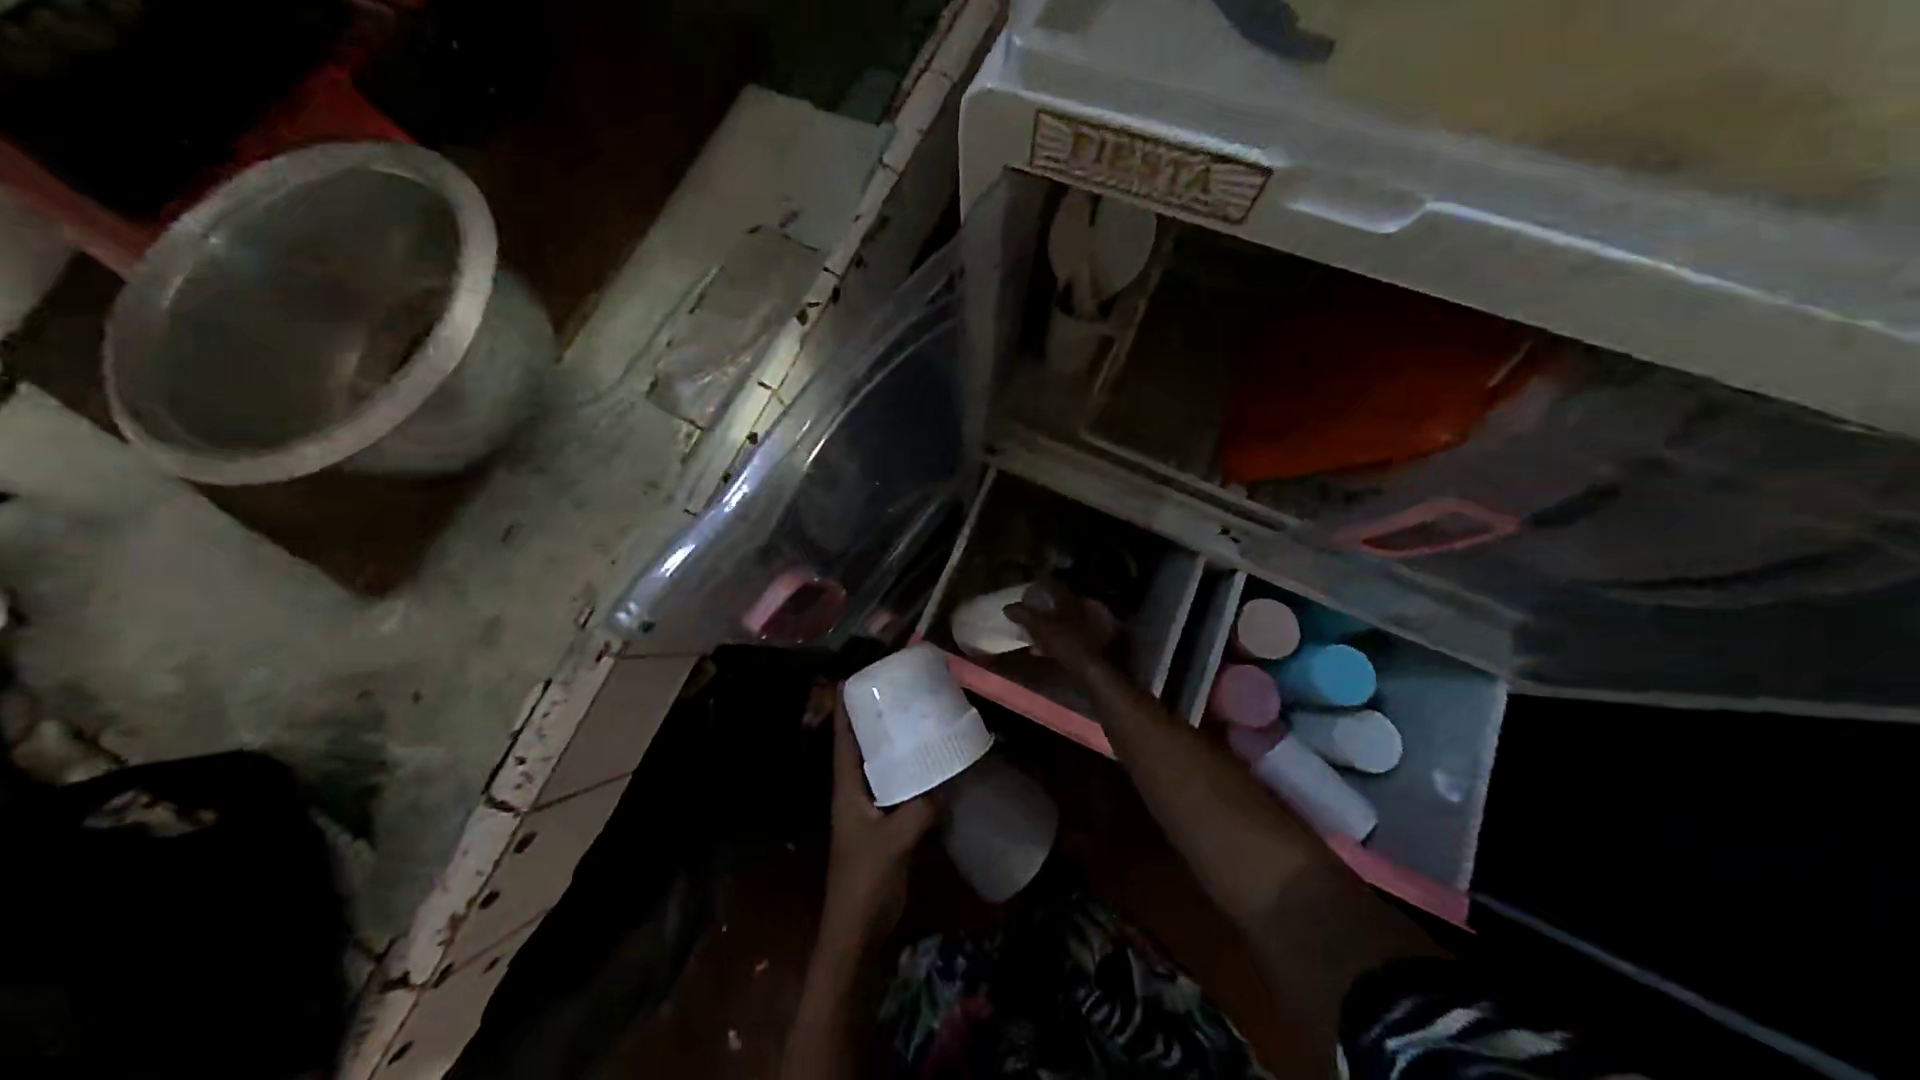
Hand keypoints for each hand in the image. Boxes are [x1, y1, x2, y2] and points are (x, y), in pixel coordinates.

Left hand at [820, 690, 936, 947]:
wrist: (857, 929)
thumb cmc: (865, 880)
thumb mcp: (895, 841)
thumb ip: (920, 809)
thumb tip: (947, 779)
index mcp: (846, 789)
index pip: (842, 740)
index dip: (844, 710)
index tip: (853, 678)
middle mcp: (854, 793)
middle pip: (860, 747)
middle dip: (872, 720)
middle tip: (895, 691)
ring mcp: (868, 810)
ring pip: (879, 766)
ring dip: (891, 744)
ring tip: (914, 718)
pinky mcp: (883, 826)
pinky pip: (896, 788)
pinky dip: (908, 772)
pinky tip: (930, 765)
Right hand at [1004, 579, 1118, 682]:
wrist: (1095, 669)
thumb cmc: (1068, 644)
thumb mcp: (1042, 629)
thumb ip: (1024, 616)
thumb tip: (1007, 607)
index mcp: (1071, 600)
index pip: (1054, 585)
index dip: (1040, 586)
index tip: (1027, 591)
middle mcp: (1083, 607)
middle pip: (1059, 603)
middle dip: (1043, 608)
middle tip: (1029, 613)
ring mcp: (1090, 624)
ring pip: (1065, 620)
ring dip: (1049, 625)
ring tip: (1033, 634)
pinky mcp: (1092, 641)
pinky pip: (1070, 635)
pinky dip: (1057, 639)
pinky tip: (1045, 650)